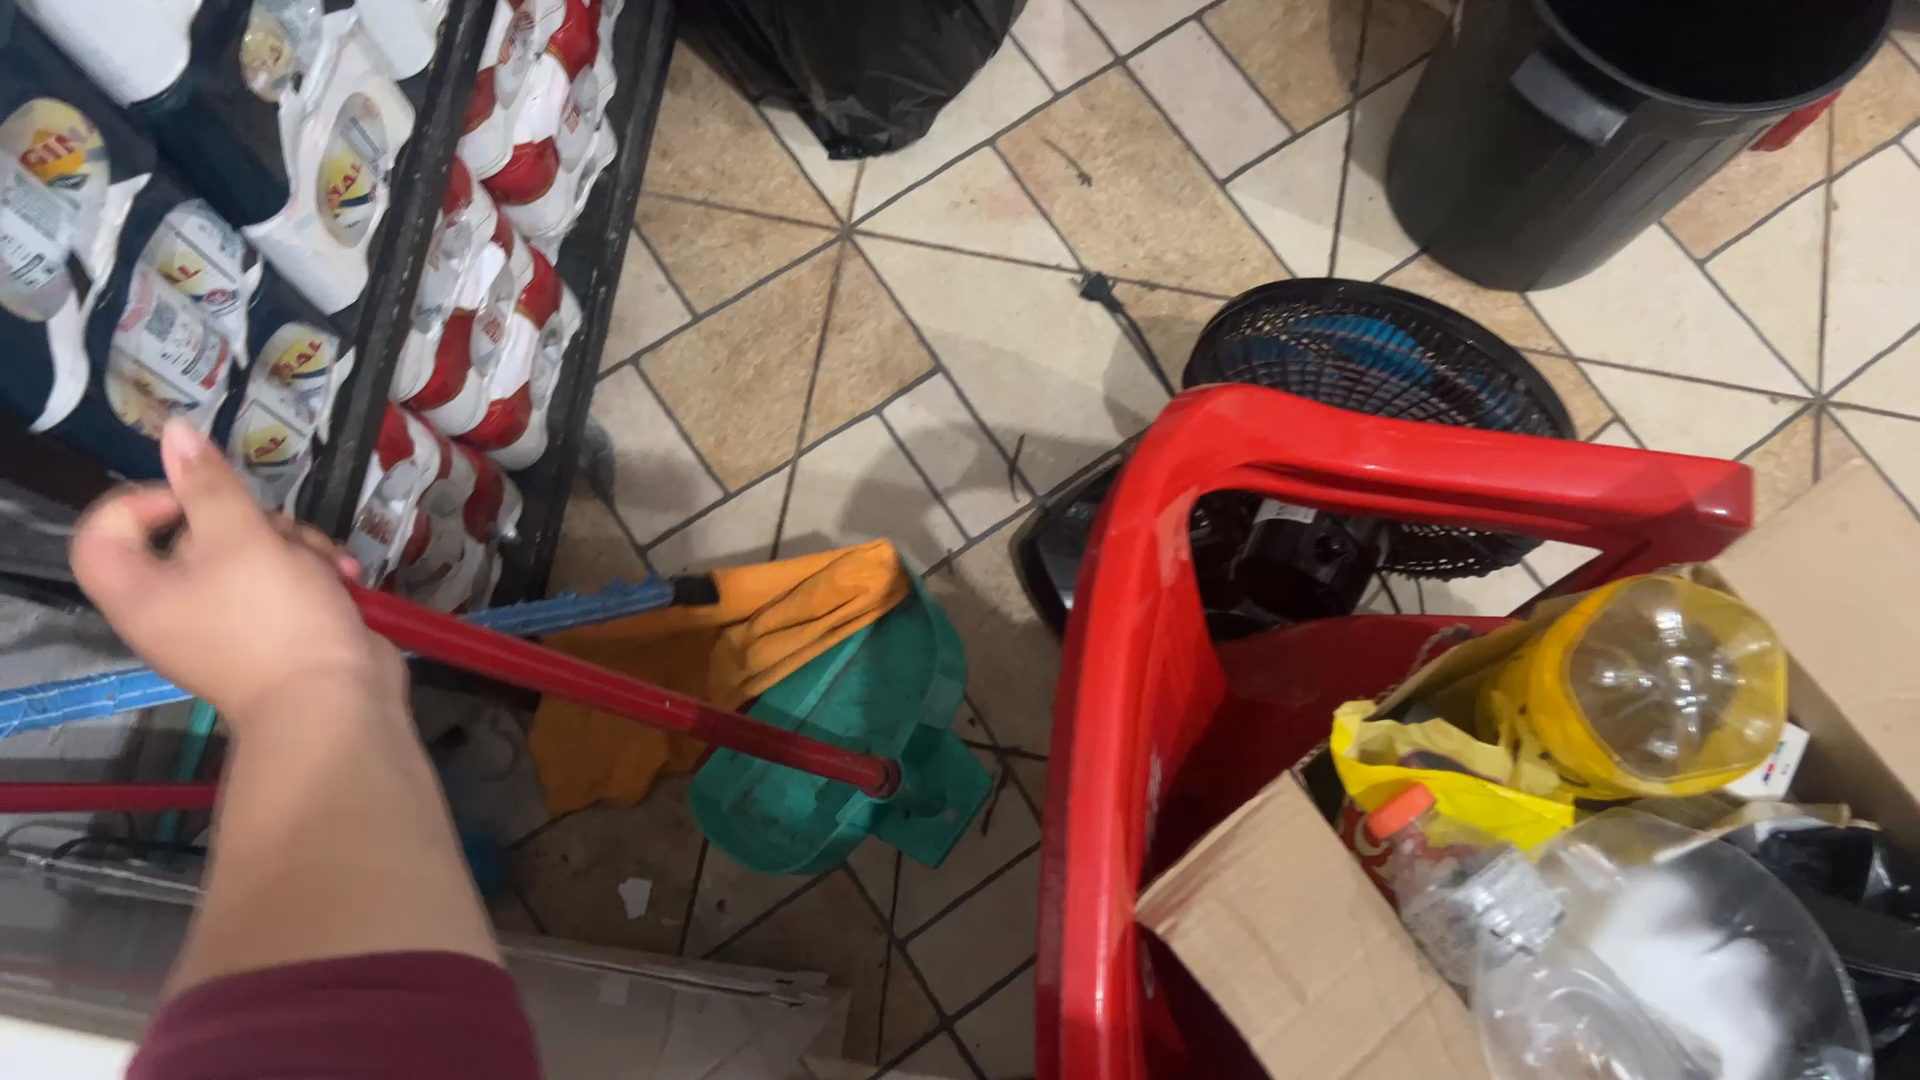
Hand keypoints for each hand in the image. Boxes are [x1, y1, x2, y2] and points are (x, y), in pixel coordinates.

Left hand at [69, 420, 404, 727]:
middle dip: (262, 525)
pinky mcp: (281, 625)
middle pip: (203, 535)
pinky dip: (318, 574)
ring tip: (333, 567)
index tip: (206, 495)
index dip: (151, 499)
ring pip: (259, 553)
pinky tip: (347, 579)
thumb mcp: (244, 542)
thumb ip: (211, 486)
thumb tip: (176, 431)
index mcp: (140, 589)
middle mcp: (177, 603)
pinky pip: (290, 581)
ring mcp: (232, 617)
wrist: (335, 697)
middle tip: (288, 539)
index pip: (109, 527)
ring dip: (302, 548)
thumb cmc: (276, 621)